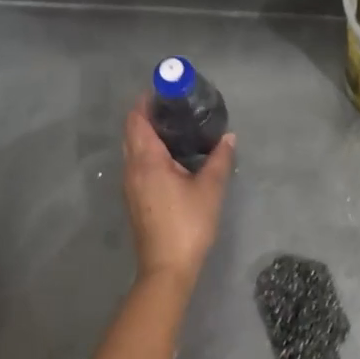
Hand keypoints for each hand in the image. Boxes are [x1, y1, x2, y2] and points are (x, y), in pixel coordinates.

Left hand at [123, 100, 235, 286]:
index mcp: (146, 160)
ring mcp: (131, 186)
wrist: (167, 269)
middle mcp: (132, 169)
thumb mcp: (210, 189)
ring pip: (134, 149)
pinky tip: (173, 155)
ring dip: (148, 132)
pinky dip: (150, 150)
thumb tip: (228, 136)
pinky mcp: (136, 199)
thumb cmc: (188, 224)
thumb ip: (220, 159)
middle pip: (132, 132)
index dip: (146, 101)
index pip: (137, 120)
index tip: (165, 89)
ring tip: (177, 125)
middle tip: (175, 104)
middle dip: (148, 114)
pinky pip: (138, 163)